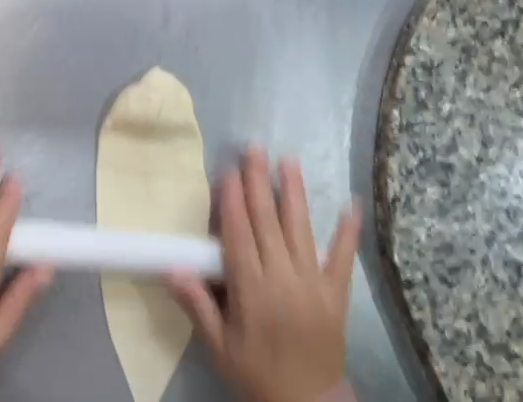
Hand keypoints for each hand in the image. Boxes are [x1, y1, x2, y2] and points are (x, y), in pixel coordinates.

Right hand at [166, 148, 360, 401]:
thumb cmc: (256, 373)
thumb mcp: (219, 346)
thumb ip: (197, 305)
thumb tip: (170, 267)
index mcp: (252, 292)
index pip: (238, 235)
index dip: (231, 201)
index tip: (226, 171)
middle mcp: (284, 280)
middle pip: (267, 223)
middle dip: (258, 183)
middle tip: (252, 149)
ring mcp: (314, 285)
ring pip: (301, 230)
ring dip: (293, 193)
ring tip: (287, 160)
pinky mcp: (337, 294)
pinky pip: (343, 258)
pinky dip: (348, 232)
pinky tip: (352, 205)